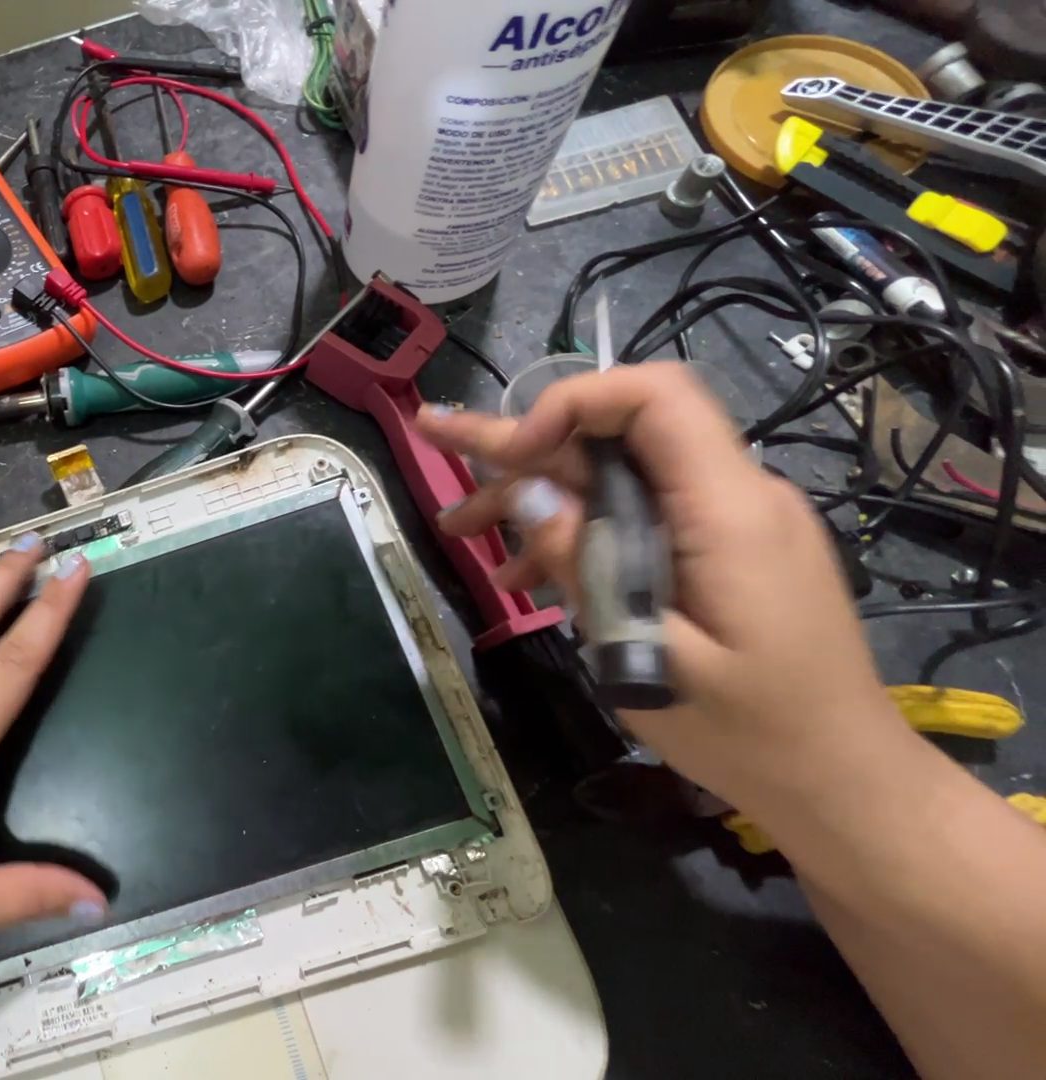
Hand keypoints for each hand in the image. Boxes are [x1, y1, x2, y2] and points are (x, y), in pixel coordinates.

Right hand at [413, 363, 910, 812]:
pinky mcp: (709, 550)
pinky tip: (517, 575)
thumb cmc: (747, 730)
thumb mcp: (645, 656)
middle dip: (518, 441)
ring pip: (609, 476)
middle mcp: (728, 497)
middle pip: (613, 435)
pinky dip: (566, 532)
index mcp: (725, 511)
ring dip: (529, 494)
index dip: (573, 405)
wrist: (836, 778)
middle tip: (434, 432)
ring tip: (457, 527)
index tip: (515, 456)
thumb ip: (586, 565)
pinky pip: (629, 515)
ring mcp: (720, 522)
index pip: (654, 399)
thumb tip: (526, 493)